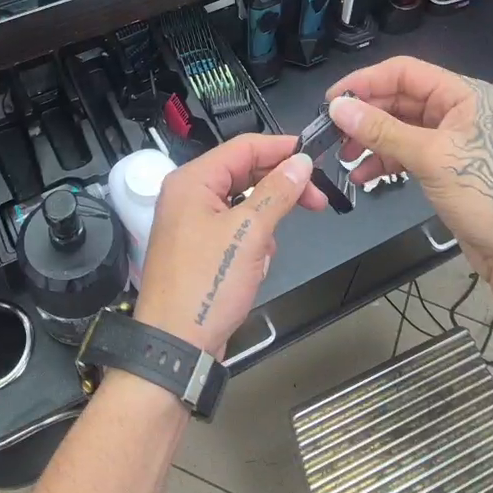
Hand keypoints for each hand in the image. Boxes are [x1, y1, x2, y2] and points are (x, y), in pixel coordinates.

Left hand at [133, 135, 327, 355]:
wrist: (176, 346)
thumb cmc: (204, 288)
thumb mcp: (250, 234)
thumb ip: (277, 192)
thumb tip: (299, 163)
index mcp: (192, 181)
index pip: (243, 147)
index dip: (282, 149)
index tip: (314, 157)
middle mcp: (188, 196)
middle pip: (244, 174)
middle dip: (279, 190)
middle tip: (315, 200)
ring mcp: (192, 224)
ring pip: (243, 205)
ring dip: (264, 225)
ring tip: (265, 253)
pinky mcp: (200, 249)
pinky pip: (236, 231)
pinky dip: (253, 245)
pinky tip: (255, 268)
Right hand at [327, 56, 492, 272]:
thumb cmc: (487, 195)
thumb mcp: (430, 158)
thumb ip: (382, 131)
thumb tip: (338, 108)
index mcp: (462, 95)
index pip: (404, 72)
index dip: (365, 82)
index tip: (332, 100)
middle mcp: (457, 110)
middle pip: (400, 99)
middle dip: (365, 115)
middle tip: (332, 133)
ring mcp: (452, 139)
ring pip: (400, 127)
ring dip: (370, 140)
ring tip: (344, 156)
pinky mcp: (446, 166)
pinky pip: (407, 152)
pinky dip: (384, 161)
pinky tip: (364, 176)